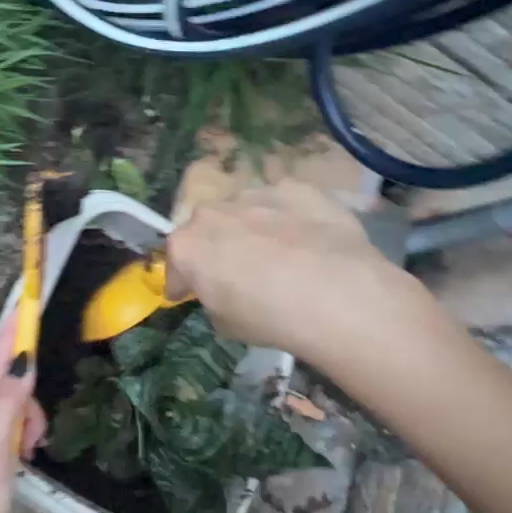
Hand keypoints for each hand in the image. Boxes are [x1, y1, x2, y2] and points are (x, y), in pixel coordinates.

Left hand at [0, 326, 46, 512]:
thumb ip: (6, 408)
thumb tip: (21, 366)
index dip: (11, 339)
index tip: (26, 307)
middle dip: (24, 403)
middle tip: (35, 441)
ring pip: (0, 413)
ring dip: (21, 426)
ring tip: (28, 458)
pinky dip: (12, 441)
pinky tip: (19, 463)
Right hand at [165, 176, 429, 359]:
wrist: (336, 293)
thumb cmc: (269, 317)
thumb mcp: (227, 325)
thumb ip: (214, 300)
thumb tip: (225, 291)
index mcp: (187, 246)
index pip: (175, 265)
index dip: (184, 282)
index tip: (192, 294)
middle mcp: (213, 212)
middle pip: (208, 228)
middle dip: (217, 246)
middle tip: (240, 271)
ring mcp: (255, 193)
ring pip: (245, 209)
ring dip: (253, 227)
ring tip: (281, 253)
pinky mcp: (296, 187)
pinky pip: (284, 202)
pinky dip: (290, 217)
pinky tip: (310, 239)